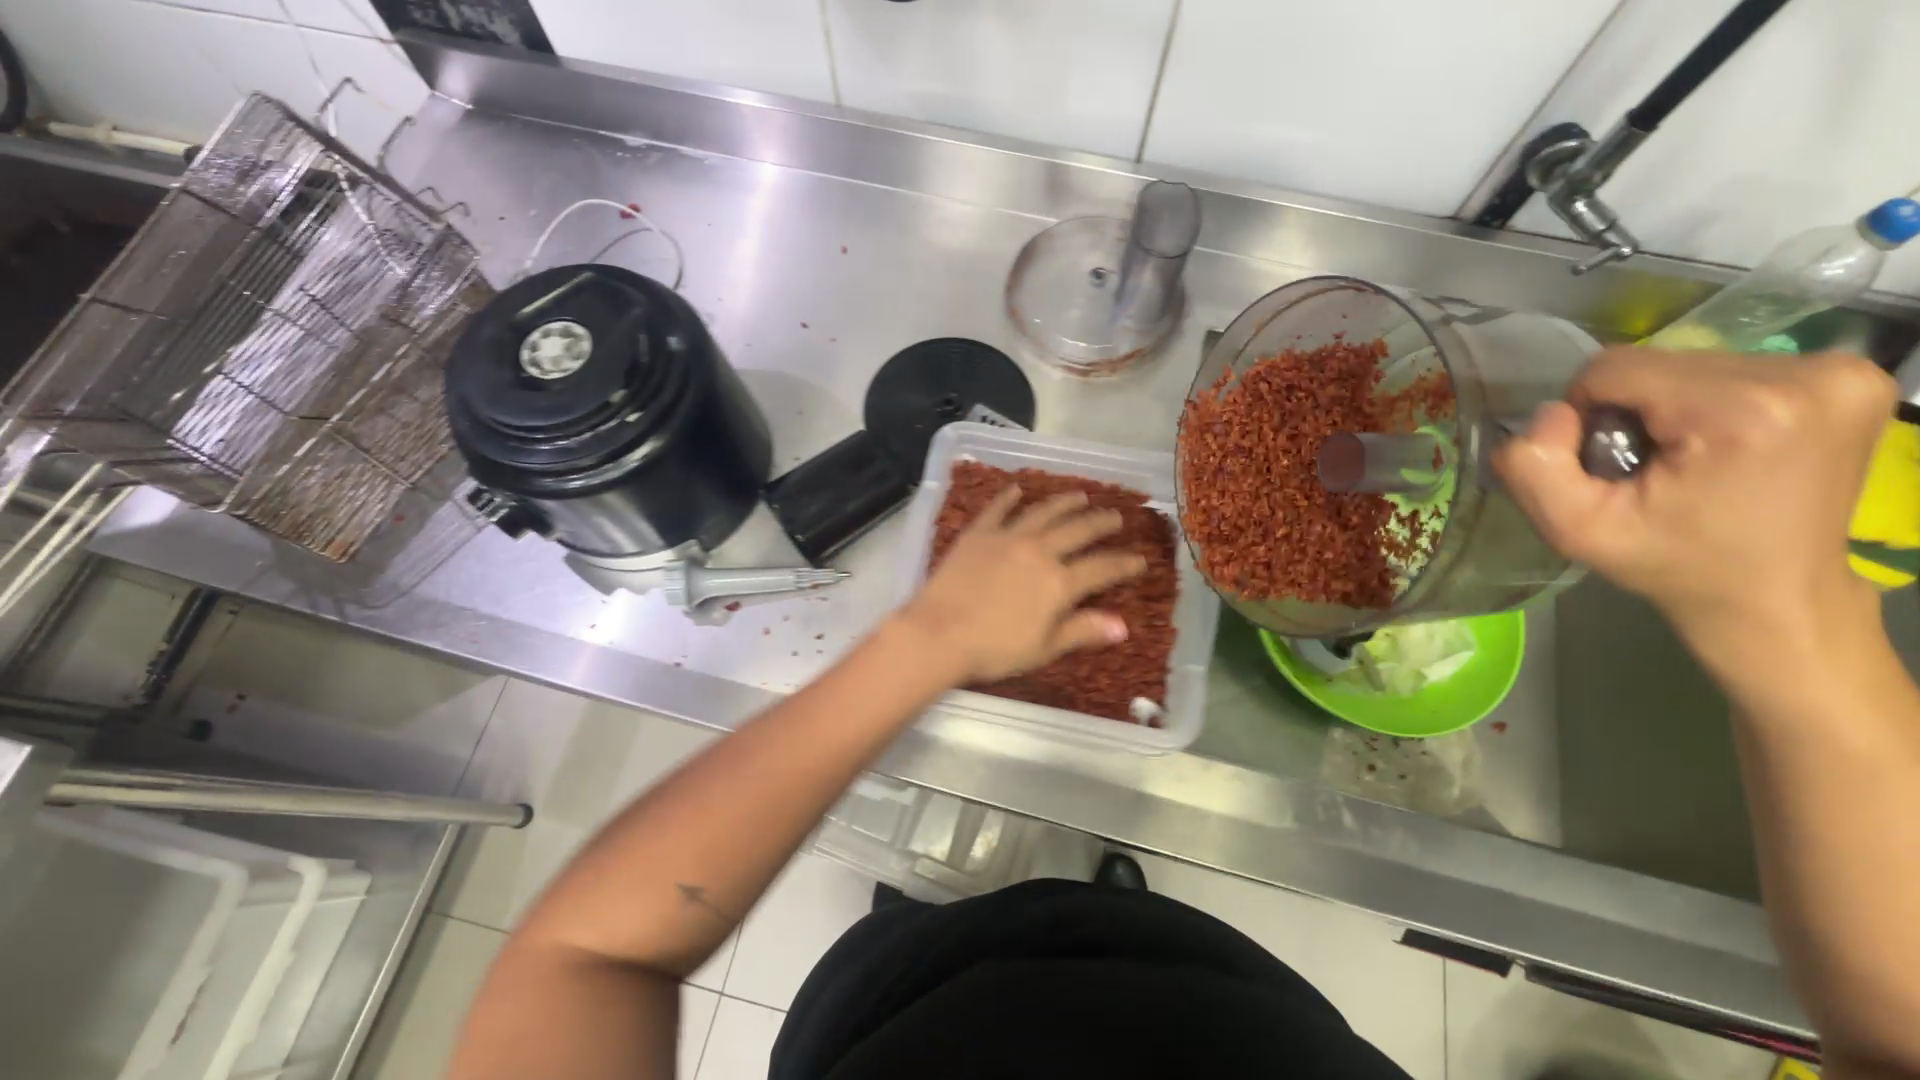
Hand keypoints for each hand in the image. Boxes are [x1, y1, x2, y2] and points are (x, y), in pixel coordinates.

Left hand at [895, 486, 1147, 683]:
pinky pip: (997, 510)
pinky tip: (1017, 489)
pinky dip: (1009, 497)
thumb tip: (1123, 625)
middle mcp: (1040, 551)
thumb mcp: (1044, 647)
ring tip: (1080, 495)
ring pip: (1043, 513)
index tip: (1140, 559)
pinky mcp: (977, 534)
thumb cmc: (994, 649)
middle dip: (1100, 523)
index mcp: (1060, 582)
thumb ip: (1082, 630)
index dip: (1124, 564)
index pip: (1102, 568)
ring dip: (1064, 503)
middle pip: (1078, 531)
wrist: (939, 633)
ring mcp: (1007, 538)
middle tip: (1116, 516)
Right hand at [1494, 348, 1893, 662]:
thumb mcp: (1577, 530)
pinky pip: (1735, 368)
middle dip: (1634, 410)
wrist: (1775, 597)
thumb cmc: (1676, 566)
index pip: (1615, 368)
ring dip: (1670, 407)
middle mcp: (1806, 375)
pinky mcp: (1850, 374)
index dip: (1589, 414)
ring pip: (1692, 363)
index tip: (1612, 465)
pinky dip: (1710, 404)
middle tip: (1650, 468)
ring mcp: (1839, 372)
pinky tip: (1722, 447)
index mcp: (1743, 410)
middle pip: (1658, 362)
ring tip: (1685, 461)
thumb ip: (1533, 467)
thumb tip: (1550, 413)